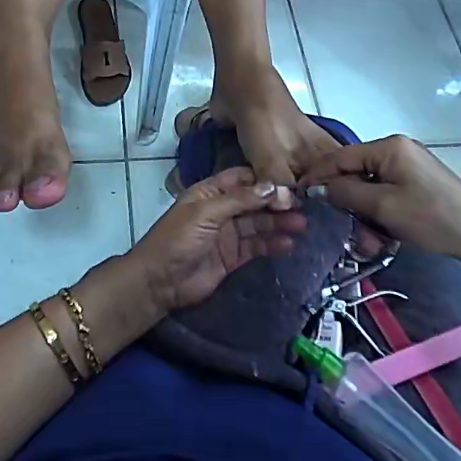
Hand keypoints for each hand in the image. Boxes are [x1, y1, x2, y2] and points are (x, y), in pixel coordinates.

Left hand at [123, 167, 306, 311]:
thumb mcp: (206, 213)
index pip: (241, 179)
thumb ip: (240, 200)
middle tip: (300, 205)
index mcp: (209, 193)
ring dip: (278, 222)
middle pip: (253, 201)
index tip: (289, 182)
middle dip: (275, 202)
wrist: (159, 281)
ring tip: (301, 224)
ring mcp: (227, 234)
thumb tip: (273, 187)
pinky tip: (289, 243)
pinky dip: (272, 243)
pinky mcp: (232, 256)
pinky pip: (256, 246)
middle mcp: (220, 210)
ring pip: (258, 224)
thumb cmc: (178, 239)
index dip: (264, 180)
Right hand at [300, 136, 460, 283]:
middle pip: (356, 172)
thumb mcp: (382, 206)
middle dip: (347, 202)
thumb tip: (316, 189)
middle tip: (343, 227)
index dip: (318, 175)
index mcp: (389, 147)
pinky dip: (381, 213)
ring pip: (371, 187)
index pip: (341, 156)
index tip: (299, 194)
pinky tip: (386, 236)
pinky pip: (388, 194)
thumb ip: (345, 193)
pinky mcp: (419, 184)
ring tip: (371, 240)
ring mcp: (410, 167)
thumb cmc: (430, 217)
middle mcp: (398, 150)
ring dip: (365, 213)